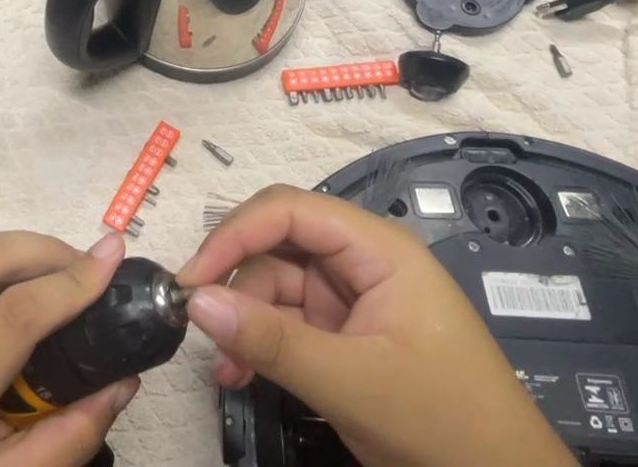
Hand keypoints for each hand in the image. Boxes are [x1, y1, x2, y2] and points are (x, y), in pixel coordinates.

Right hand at [178, 185, 575, 466]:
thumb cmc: (444, 425)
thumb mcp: (352, 383)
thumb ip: (271, 340)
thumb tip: (195, 302)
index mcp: (377, 249)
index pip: (291, 211)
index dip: (236, 233)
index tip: (193, 277)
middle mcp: (360, 261)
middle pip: (278, 246)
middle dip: (237, 285)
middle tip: (202, 327)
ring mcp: (350, 298)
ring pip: (274, 286)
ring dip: (244, 323)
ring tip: (228, 370)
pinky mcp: (343, 333)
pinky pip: (285, 322)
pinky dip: (259, 344)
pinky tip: (240, 374)